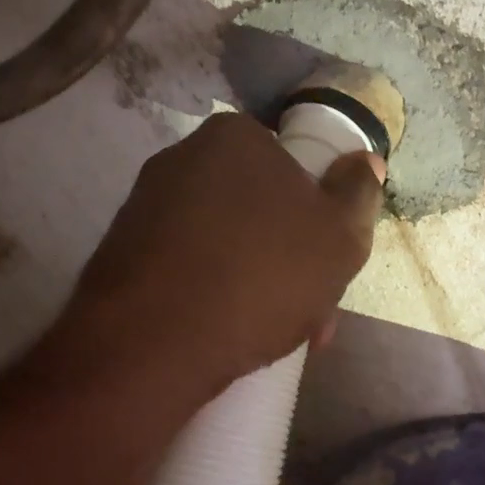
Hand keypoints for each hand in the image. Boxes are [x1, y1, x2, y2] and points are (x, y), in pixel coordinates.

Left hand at [53, 113, 385, 400]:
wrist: (147, 347)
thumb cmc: (260, 277)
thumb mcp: (339, 238)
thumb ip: (359, 193)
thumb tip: (364, 160)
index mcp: (234, 137)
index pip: (294, 165)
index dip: (321, 215)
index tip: (331, 264)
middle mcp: (182, 158)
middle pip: (260, 207)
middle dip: (290, 259)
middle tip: (311, 313)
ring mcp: (144, 206)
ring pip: (225, 242)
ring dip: (256, 282)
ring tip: (275, 337)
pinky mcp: (120, 253)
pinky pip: (187, 267)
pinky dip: (212, 295)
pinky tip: (228, 337)